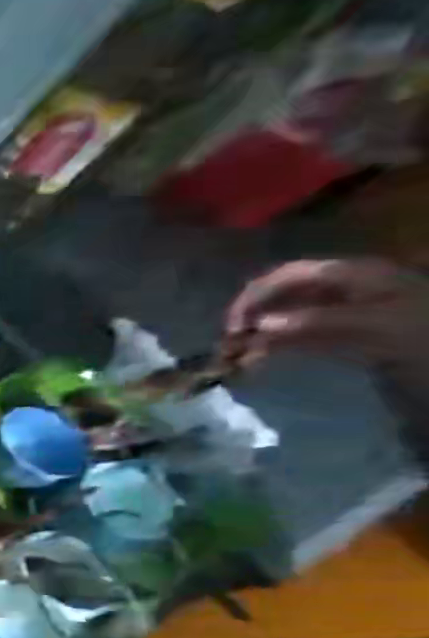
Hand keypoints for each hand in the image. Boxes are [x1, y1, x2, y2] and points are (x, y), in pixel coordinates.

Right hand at [224, 258, 428, 367]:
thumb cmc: (422, 332)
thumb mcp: (375, 325)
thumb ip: (316, 321)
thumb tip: (259, 325)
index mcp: (353, 275)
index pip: (287, 275)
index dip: (253, 296)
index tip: (232, 325)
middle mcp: (343, 288)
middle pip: (280, 295)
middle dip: (250, 318)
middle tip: (228, 345)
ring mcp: (341, 310)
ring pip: (283, 316)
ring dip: (256, 336)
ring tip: (237, 359)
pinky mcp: (341, 333)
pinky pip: (294, 335)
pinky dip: (271, 347)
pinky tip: (257, 362)